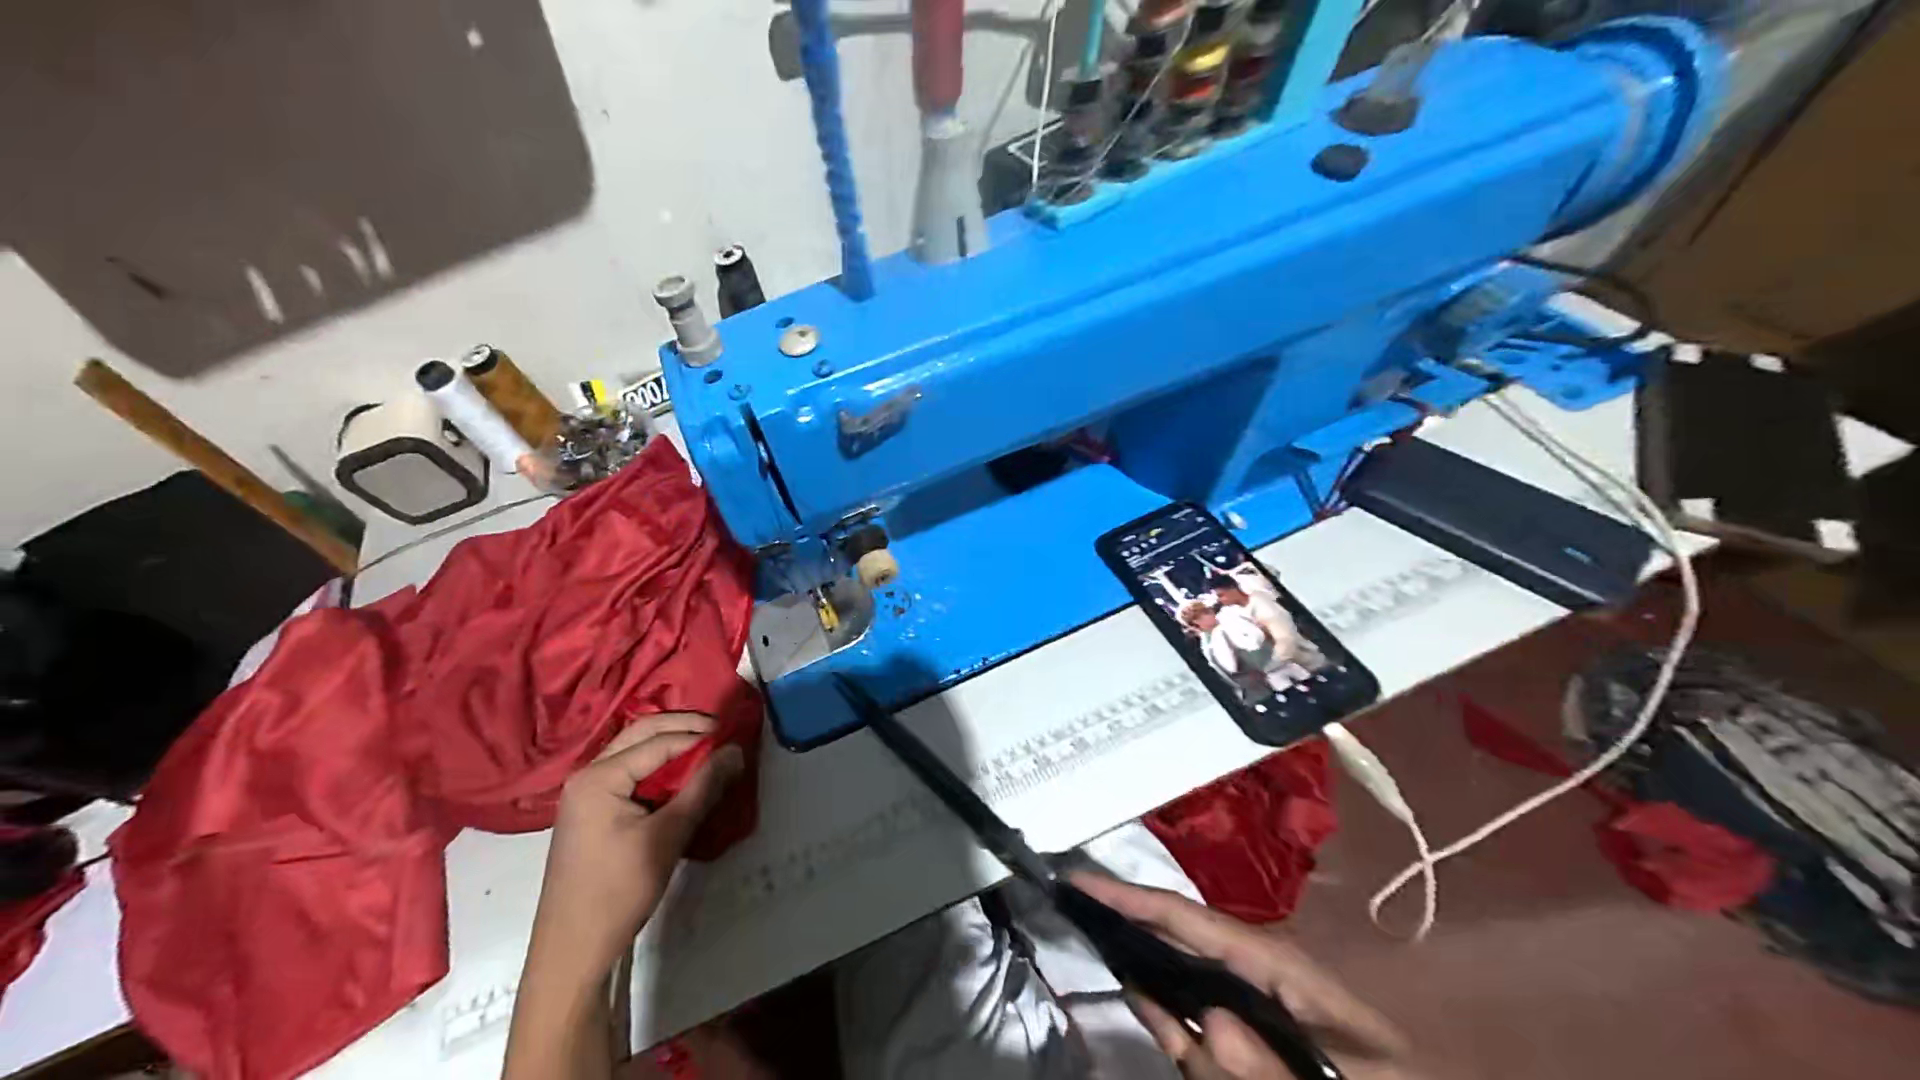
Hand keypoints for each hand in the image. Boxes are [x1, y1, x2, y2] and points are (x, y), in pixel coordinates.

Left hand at [507, 714, 744, 1079]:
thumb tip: (735, 750)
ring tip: (708, 750)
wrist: (572, 950)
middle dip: (684, 727)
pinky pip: (629, 772)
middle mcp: (587, 775)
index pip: (658, 741)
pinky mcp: (591, 811)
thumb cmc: (618, 891)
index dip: (699, 734)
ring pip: (635, 751)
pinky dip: (658, 766)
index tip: (735, 734)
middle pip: (641, 733)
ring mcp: (585, 793)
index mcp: (599, 777)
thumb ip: (703, 787)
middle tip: (722, 731)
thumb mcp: (668, 836)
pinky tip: (682, 776)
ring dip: (671, 744)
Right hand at [1072, 874, 1412, 1079]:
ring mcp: (1246, 1010)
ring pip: (1177, 989)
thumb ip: (1279, 1067)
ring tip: (1114, 956)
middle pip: (1173, 941)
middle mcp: (1252, 976)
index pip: (1191, 921)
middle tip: (1069, 907)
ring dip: (1147, 983)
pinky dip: (1164, 1020)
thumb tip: (1205, 1021)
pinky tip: (1148, 1008)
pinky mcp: (1245, 1043)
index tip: (1079, 880)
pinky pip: (1190, 1028)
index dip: (1133, 897)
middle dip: (1125, 922)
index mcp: (1277, 966)